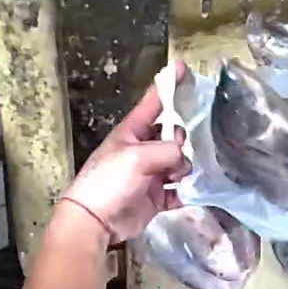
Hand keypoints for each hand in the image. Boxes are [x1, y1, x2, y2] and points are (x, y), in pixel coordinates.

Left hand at [58, 73, 186, 243]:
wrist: (95, 220)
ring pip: (180, 162)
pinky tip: (192, 191)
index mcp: (132, 132)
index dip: (168, 86)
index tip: (184, 68)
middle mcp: (143, 149)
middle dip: (184, 138)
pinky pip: (179, 190)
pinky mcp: (156, 197)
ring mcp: (151, 173)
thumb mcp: (137, 157)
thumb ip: (167, 150)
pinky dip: (187, 191)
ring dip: (187, 167)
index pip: (153, 102)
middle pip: (173, 134)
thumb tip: (185, 161)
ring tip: (184, 174)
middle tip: (182, 149)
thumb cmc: (109, 181)